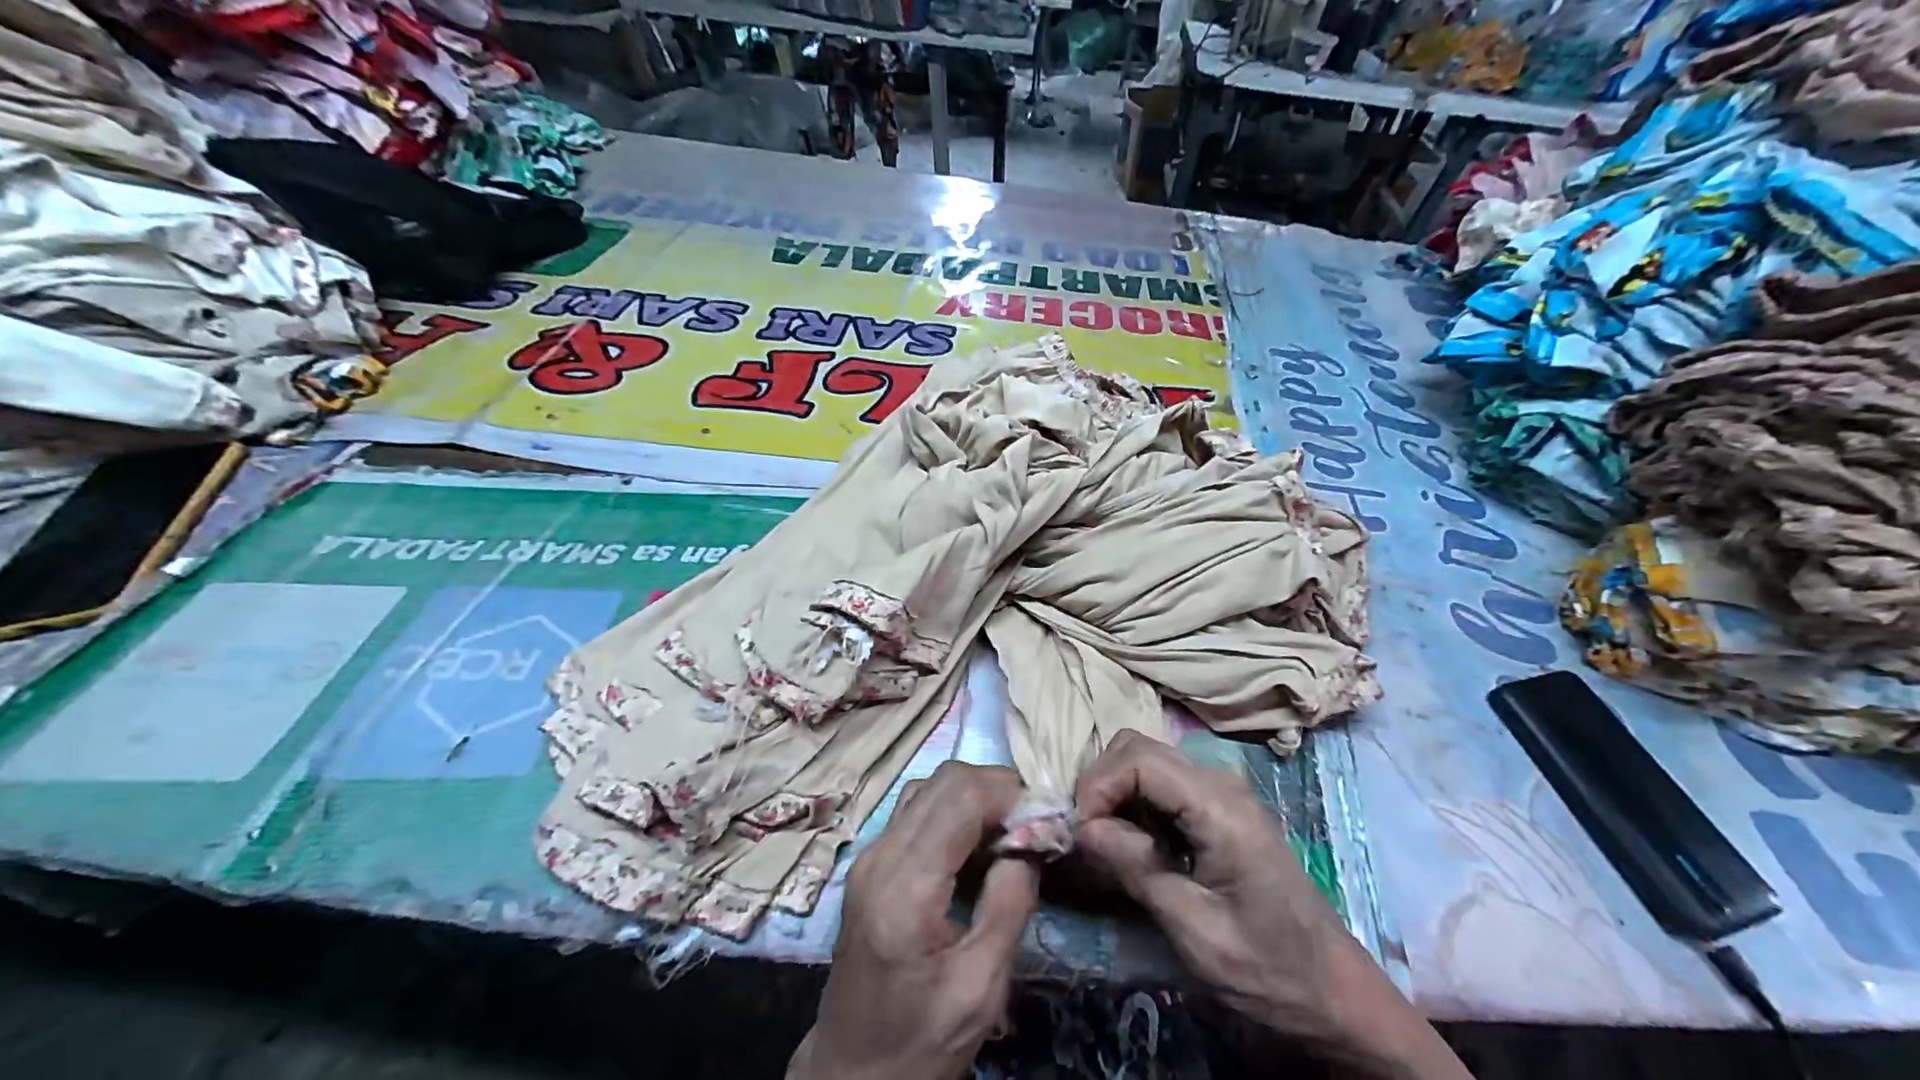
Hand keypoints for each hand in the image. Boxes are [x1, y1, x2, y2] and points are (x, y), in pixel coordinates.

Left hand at [788, 762, 1039, 1079]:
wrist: (854, 1072)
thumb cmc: (921, 1040)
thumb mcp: (981, 987)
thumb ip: (1009, 904)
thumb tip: (1031, 839)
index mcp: (904, 887)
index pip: (960, 796)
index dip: (1010, 793)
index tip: (1047, 820)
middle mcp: (879, 855)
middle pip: (944, 780)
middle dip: (997, 789)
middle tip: (1034, 826)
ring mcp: (870, 855)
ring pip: (930, 787)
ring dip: (976, 796)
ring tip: (1010, 834)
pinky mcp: (871, 862)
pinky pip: (918, 810)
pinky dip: (955, 811)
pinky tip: (978, 845)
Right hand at [1075, 731, 1470, 1079]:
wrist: (1333, 994)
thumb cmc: (1267, 969)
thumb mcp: (1194, 930)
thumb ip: (1136, 869)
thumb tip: (1082, 827)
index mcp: (1219, 807)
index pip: (1137, 759)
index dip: (1097, 787)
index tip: (1081, 835)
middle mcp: (1219, 782)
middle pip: (1136, 748)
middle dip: (1100, 785)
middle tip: (1088, 839)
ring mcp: (1220, 791)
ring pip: (1144, 760)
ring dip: (1114, 794)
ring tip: (1108, 846)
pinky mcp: (1217, 807)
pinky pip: (1159, 783)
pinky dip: (1133, 803)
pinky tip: (1135, 845)